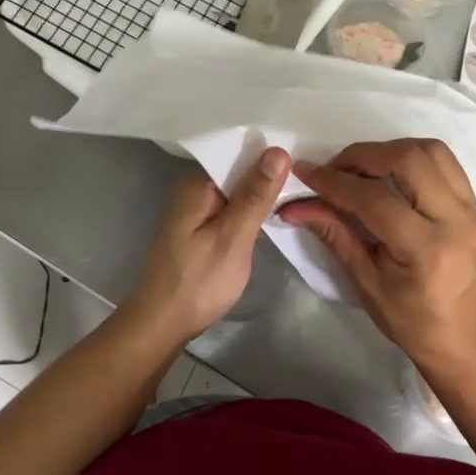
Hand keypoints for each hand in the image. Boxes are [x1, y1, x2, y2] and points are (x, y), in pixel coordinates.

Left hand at [128, 149, 290, 341]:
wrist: (162, 323)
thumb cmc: (198, 281)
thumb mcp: (233, 237)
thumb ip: (255, 195)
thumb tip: (277, 150)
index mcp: (198, 184)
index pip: (239, 153)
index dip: (271, 153)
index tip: (307, 153)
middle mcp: (194, 190)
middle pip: (238, 171)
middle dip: (270, 174)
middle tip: (312, 174)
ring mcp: (196, 211)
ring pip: (236, 192)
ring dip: (262, 194)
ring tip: (303, 188)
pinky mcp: (201, 230)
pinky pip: (231, 210)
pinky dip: (250, 212)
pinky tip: (274, 214)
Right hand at [280, 139, 475, 369]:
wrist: (466, 339)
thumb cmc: (412, 321)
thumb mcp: (366, 283)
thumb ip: (335, 235)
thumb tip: (296, 205)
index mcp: (427, 250)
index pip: (374, 198)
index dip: (335, 181)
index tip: (305, 172)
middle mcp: (456, 221)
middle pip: (409, 159)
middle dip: (364, 155)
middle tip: (336, 169)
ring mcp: (472, 210)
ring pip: (431, 150)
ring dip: (390, 151)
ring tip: (362, 169)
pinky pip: (444, 163)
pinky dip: (412, 158)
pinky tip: (389, 175)